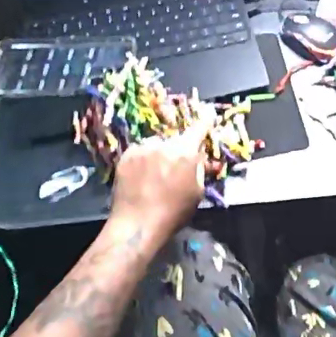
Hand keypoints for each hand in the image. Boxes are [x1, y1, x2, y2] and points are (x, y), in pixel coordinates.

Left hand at [108, 117, 211, 237]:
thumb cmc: (173, 213)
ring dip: (160, 154)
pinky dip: (145, 159)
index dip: (206, 120)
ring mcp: (143, 148)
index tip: (209, 112)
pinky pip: (141, 151)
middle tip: (176, 168)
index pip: (199, 128)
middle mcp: (164, 144)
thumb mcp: (197, 192)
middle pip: (176, 140)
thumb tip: (198, 156)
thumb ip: (199, 168)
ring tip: (156, 175)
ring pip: (157, 145)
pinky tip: (142, 176)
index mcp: (185, 152)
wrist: (137, 224)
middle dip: (179, 149)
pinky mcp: (126, 154)